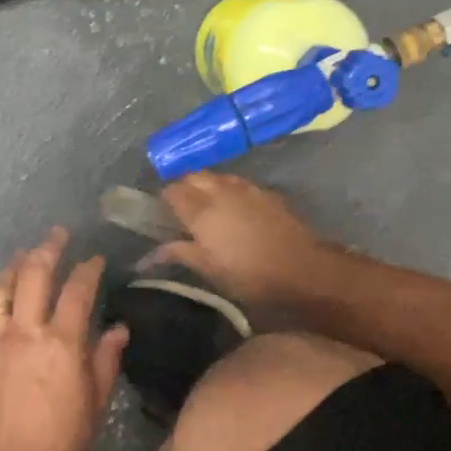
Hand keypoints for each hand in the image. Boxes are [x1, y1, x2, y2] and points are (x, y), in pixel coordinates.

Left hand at [0, 228, 128, 450]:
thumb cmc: (60, 443)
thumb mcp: (95, 404)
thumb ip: (105, 360)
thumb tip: (118, 328)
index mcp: (62, 343)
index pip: (78, 290)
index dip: (88, 269)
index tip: (96, 258)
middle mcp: (28, 331)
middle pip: (36, 275)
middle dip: (49, 248)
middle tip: (59, 234)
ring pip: (4, 286)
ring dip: (17, 263)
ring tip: (26, 251)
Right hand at [142, 172, 328, 302]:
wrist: (301, 268)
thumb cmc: (249, 275)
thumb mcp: (209, 269)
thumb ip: (179, 253)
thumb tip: (149, 254)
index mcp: (201, 211)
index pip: (172, 191)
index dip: (164, 198)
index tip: (162, 211)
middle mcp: (220, 191)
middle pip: (193, 176)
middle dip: (183, 186)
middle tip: (181, 206)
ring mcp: (245, 188)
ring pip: (216, 176)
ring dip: (206, 184)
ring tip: (206, 204)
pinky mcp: (265, 191)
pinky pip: (237, 182)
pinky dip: (227, 188)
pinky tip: (233, 206)